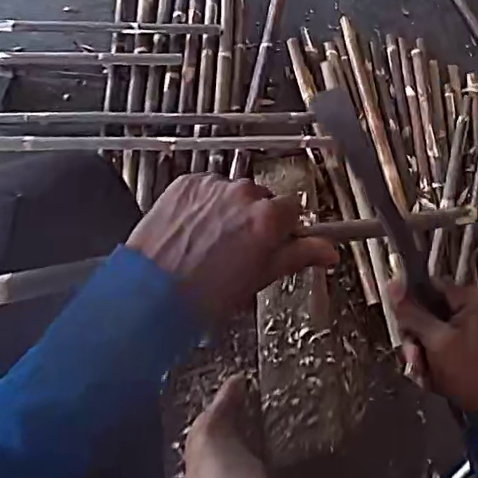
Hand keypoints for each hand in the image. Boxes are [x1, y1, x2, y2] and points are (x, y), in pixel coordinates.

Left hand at [128, 173, 339, 318]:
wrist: (149, 292)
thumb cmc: (203, 295)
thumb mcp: (260, 279)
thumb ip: (298, 256)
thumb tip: (328, 251)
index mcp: (267, 218)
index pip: (293, 210)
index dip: (284, 229)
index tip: (277, 241)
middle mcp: (242, 194)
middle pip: (262, 199)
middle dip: (255, 219)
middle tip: (239, 250)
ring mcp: (213, 186)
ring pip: (232, 193)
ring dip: (228, 210)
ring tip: (209, 243)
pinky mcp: (187, 182)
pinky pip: (206, 188)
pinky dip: (203, 204)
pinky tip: (192, 231)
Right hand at [391, 278, 477, 414]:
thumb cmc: (467, 371)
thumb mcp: (436, 339)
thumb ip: (412, 312)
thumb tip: (392, 283)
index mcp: (469, 298)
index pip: (427, 284)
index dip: (409, 299)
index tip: (398, 319)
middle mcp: (469, 309)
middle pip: (425, 309)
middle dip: (414, 334)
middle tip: (412, 354)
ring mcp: (466, 330)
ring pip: (427, 331)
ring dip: (419, 351)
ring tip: (421, 370)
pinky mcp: (462, 350)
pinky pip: (436, 346)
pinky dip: (429, 361)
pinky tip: (429, 377)